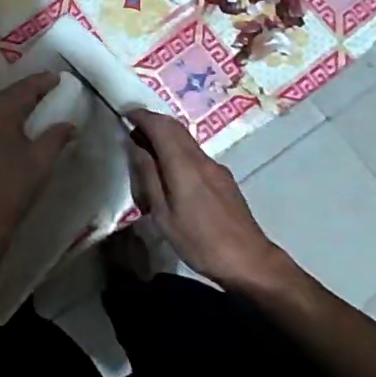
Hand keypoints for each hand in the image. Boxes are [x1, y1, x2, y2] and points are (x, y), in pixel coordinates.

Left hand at [0, 72, 76, 253]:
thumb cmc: (13, 185)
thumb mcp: (41, 160)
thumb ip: (57, 136)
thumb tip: (71, 125)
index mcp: (0, 108)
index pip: (26, 87)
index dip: (44, 81)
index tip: (59, 77)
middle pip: (8, 92)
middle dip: (27, 90)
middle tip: (46, 90)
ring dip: (11, 101)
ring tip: (30, 106)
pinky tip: (8, 124)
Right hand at [125, 108, 296, 291]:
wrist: (249, 261)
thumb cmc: (199, 241)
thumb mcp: (163, 214)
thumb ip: (149, 177)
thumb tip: (137, 147)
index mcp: (183, 164)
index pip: (160, 126)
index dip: (142, 116)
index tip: (125, 114)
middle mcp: (201, 158)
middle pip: (175, 127)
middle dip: (153, 121)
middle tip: (133, 129)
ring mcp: (216, 167)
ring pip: (186, 139)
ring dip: (166, 135)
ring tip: (148, 151)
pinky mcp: (224, 179)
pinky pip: (195, 153)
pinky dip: (178, 149)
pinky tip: (172, 171)